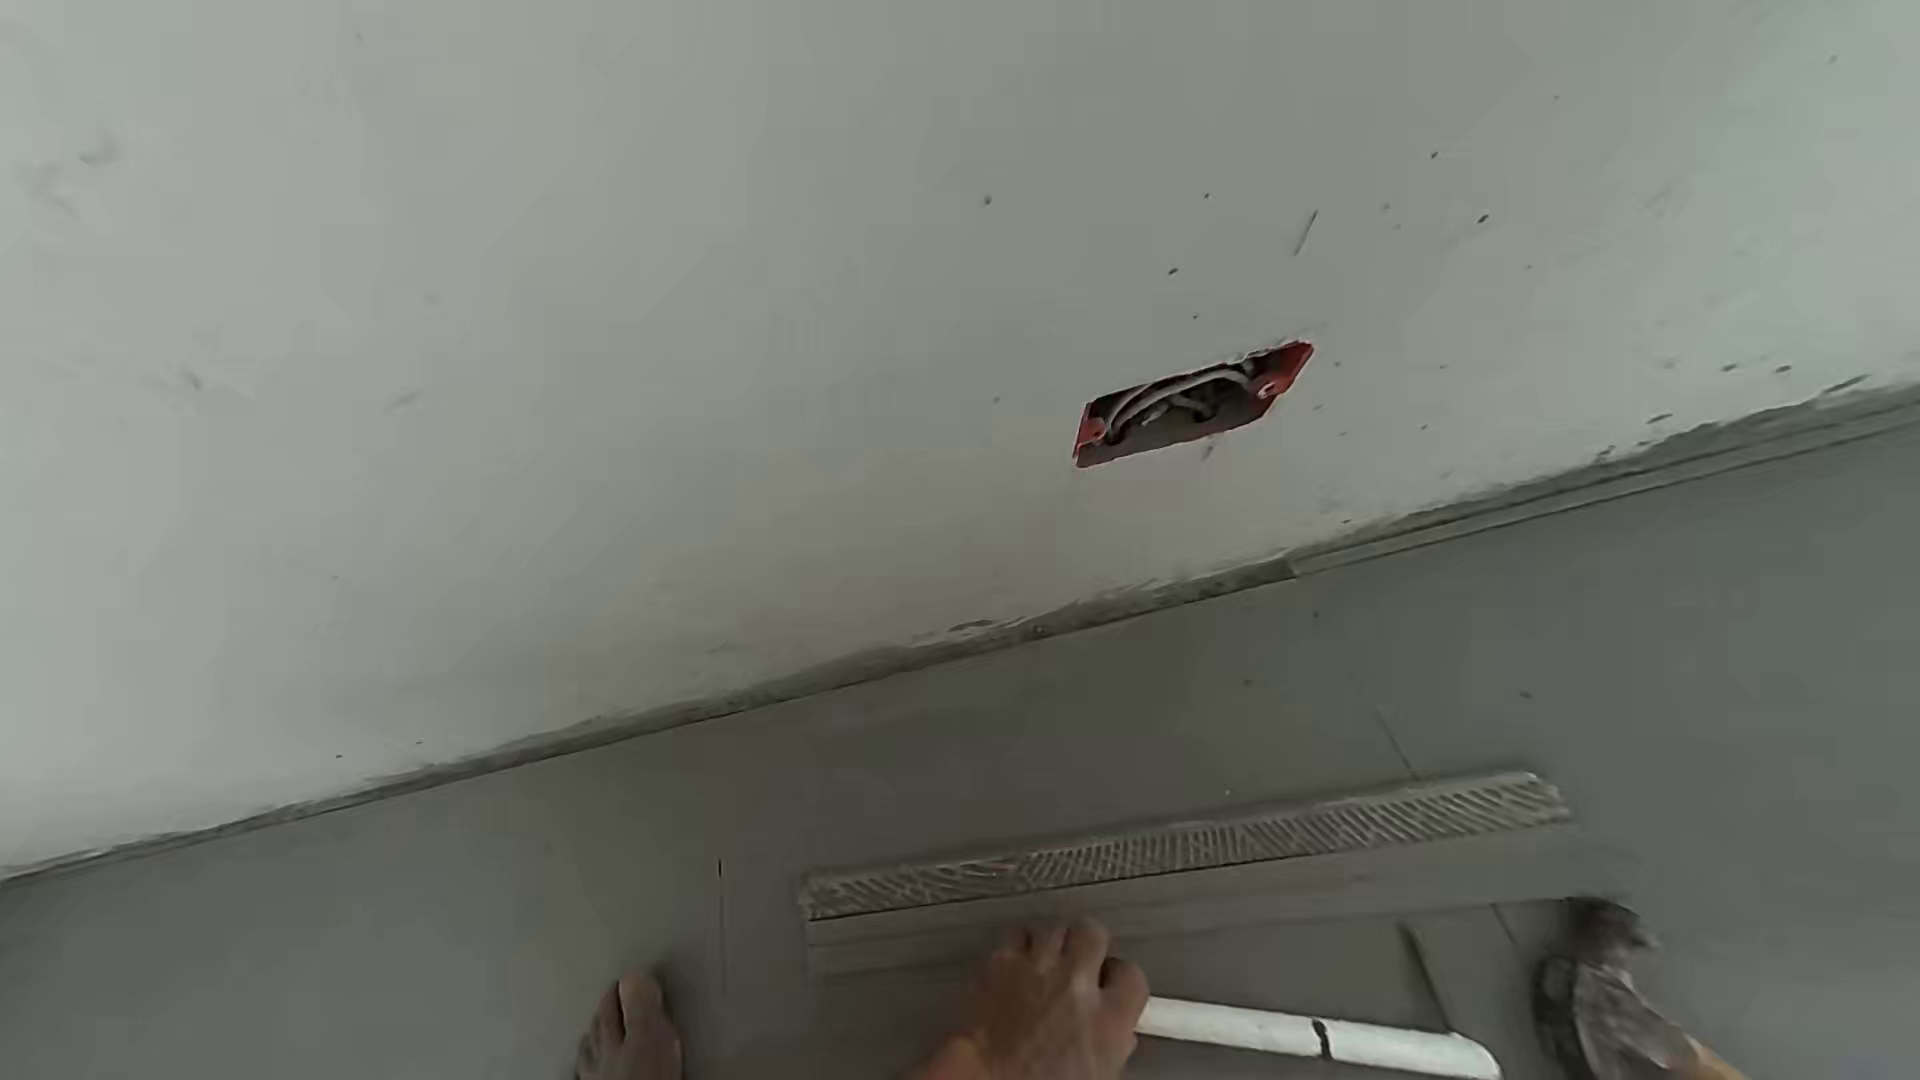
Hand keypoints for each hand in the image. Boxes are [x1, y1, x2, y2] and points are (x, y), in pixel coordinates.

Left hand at [916, 918, 1149, 1079]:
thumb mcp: (1097, 1078)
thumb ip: (1113, 1045)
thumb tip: (1119, 1031)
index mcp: (1106, 1022)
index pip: (1131, 974)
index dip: (1121, 978)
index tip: (1113, 983)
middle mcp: (1074, 985)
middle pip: (1092, 931)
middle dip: (1089, 944)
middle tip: (1082, 962)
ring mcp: (1037, 967)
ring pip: (1055, 929)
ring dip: (1054, 946)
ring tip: (1048, 968)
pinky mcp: (1003, 960)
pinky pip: (1019, 934)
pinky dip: (1021, 946)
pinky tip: (1020, 965)